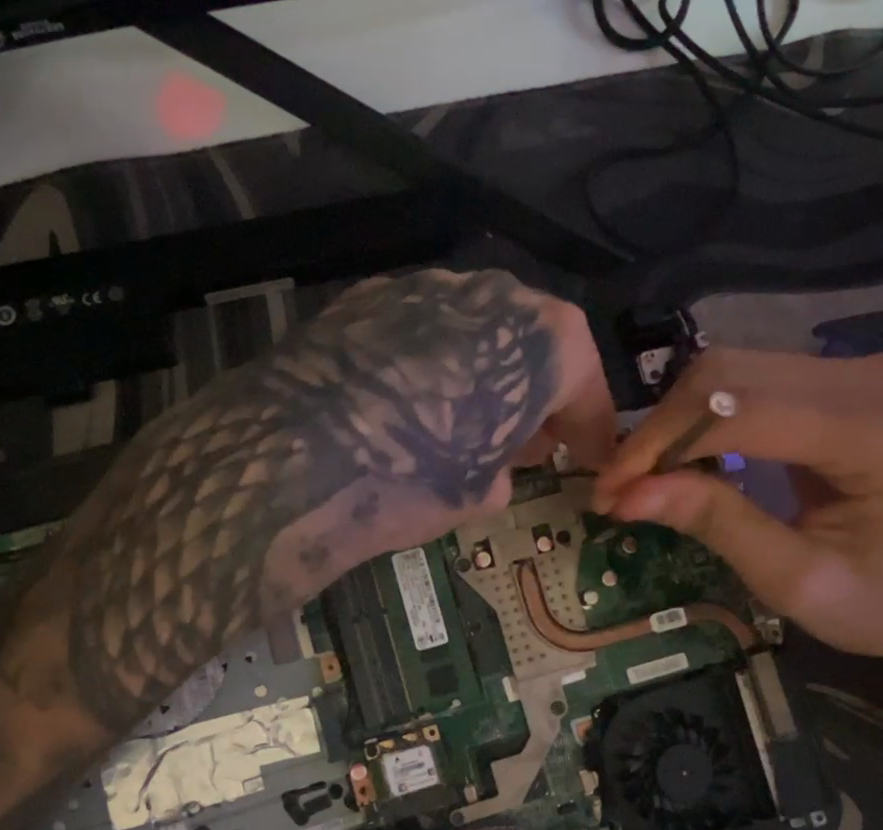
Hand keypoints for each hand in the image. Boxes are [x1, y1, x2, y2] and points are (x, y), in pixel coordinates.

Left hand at [299, 269, 616, 534]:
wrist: (294, 457)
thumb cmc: (413, 480)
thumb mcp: (478, 494)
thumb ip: (504, 469)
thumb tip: (497, 467)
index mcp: (542, 337)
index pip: (585, 378)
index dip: (588, 424)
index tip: (586, 455)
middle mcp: (491, 291)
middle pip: (530, 339)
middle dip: (534, 390)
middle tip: (525, 438)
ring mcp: (423, 283)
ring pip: (473, 326)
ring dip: (480, 368)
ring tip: (463, 417)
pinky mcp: (364, 294)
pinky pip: (418, 326)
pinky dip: (428, 358)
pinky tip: (407, 399)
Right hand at [592, 347, 882, 673]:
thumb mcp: (796, 581)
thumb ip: (718, 525)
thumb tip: (627, 494)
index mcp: (881, 433)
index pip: (741, 411)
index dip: (662, 444)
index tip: (608, 490)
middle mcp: (880, 380)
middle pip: (732, 375)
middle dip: (661, 430)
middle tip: (618, 488)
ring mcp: (868, 370)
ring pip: (734, 369)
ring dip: (676, 420)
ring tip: (643, 476)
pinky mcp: (850, 377)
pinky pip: (755, 378)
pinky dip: (705, 416)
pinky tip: (684, 457)